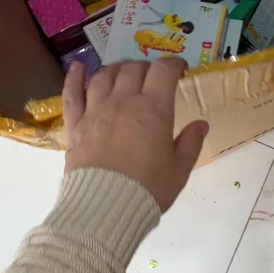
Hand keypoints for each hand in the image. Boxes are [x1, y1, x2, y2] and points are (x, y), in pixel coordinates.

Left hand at [62, 58, 208, 210]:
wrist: (105, 208)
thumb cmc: (148, 189)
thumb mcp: (179, 169)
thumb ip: (191, 143)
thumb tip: (201, 124)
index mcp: (153, 109)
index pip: (163, 71)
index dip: (173, 64)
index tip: (180, 69)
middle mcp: (123, 102)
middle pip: (133, 69)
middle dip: (147, 67)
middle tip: (153, 77)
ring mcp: (96, 111)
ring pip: (105, 76)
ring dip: (117, 69)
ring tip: (124, 72)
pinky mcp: (76, 125)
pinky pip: (72, 94)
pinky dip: (74, 77)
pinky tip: (77, 67)